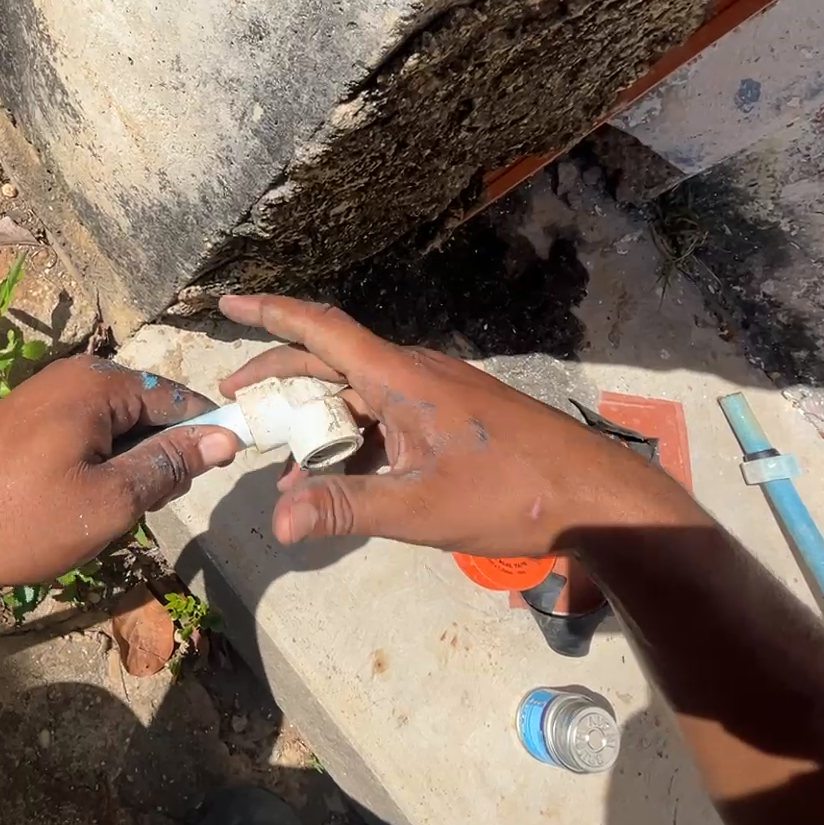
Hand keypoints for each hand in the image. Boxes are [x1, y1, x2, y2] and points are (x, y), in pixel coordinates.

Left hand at [0, 357, 240, 592]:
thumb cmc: (19, 521)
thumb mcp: (109, 501)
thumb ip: (170, 465)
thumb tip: (224, 438)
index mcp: (96, 383)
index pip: (177, 398)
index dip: (205, 434)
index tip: (220, 473)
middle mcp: (70, 375)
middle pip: (145, 409)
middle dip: (158, 456)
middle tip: (143, 508)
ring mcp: (42, 394)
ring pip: (114, 425)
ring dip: (125, 465)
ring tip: (103, 510)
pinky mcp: (23, 418)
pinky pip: (82, 431)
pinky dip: (95, 463)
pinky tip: (76, 499)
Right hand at [218, 294, 707, 557]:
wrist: (597, 498)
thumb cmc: (510, 494)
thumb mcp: (418, 507)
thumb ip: (344, 508)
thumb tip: (277, 522)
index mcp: (399, 377)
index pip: (320, 329)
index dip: (268, 311)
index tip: (226, 302)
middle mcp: (410, 372)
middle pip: (327, 359)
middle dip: (275, 376)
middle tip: (235, 400)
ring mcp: (431, 392)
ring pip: (354, 391)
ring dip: (313, 418)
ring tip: (282, 460)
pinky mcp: (446, 413)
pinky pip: (381, 413)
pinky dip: (349, 436)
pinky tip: (339, 474)